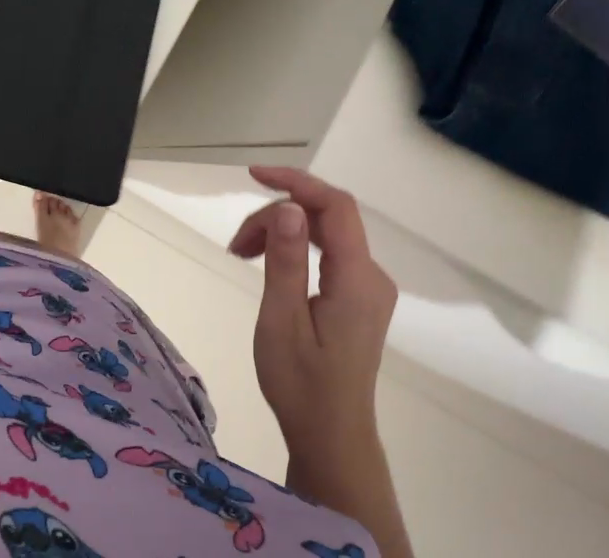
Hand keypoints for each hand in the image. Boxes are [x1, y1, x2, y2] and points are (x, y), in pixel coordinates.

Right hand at [230, 166, 396, 471]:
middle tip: (236, 246)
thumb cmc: (300, 381)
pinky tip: (266, 264)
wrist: (330, 433)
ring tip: (242, 256)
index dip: (296, 181)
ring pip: (323, 233)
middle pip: (325, 217)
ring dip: (280, 232)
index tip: (253, 175)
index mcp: (357, 279)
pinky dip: (292, 248)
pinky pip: (326, 253)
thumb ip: (286, 261)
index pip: (335, 207)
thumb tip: (289, 207)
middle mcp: (372, 276)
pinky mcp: (358, 298)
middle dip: (275, 216)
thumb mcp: (281, 320)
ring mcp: (368, 287)